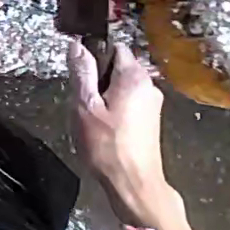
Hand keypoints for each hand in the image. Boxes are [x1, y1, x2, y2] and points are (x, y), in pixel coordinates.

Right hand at [69, 40, 186, 229]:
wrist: (134, 185)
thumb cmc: (107, 146)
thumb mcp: (85, 106)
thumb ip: (82, 73)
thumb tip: (77, 45)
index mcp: (134, 76)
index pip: (114, 47)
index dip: (94, 55)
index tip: (80, 74)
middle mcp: (148, 84)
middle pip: (118, 66)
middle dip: (98, 77)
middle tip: (83, 101)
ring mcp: (152, 103)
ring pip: (122, 85)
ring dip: (106, 94)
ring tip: (92, 117)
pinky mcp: (151, 119)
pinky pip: (129, 100)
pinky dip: (115, 107)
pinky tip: (104, 127)